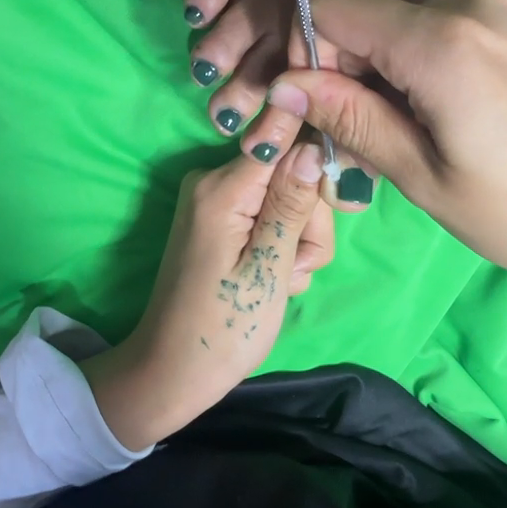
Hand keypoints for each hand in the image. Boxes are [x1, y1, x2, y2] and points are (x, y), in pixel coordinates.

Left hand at [83, 134, 333, 449]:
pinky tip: (273, 280)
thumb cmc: (226, 327)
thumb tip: (314, 145)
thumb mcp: (269, 268)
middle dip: (308, 219)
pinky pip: (268, 214)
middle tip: (295, 267)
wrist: (176, 369)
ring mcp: (216, 200)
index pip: (284, 139)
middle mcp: (213, 181)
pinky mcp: (221, 219)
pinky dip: (280, 246)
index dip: (318, 163)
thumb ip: (292, 205)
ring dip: (298, 240)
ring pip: (287, 196)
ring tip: (282, 281)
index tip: (330, 202)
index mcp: (221, 188)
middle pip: (291, 172)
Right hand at [265, 0, 506, 313]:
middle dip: (351, 69)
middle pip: (372, 14)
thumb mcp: (426, 178)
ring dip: (394, 72)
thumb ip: (349, 118)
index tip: (318, 104)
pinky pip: (455, 28)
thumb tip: (281, 83)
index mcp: (443, 39)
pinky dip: (434, 65)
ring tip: (421, 138)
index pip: (330, 1)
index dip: (306, 47)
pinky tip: (463, 118)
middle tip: (367, 141)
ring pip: (411, 24)